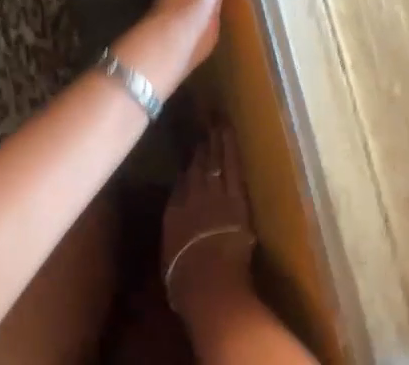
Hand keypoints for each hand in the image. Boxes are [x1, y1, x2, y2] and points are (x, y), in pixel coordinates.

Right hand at [162, 126, 255, 322]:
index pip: (180, 186)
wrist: (210, 284)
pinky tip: (229, 135)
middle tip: (203, 128)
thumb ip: (175, 238)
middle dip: (201, 148)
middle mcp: (192, 198)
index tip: (190, 156)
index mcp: (174, 214)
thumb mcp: (171, 259)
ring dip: (216, 142)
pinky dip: (230, 149)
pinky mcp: (236, 199)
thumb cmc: (187, 283)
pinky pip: (233, 168)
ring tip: (217, 124)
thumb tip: (178, 229)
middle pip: (197, 168)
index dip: (187, 169)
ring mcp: (215, 195)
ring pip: (215, 162)